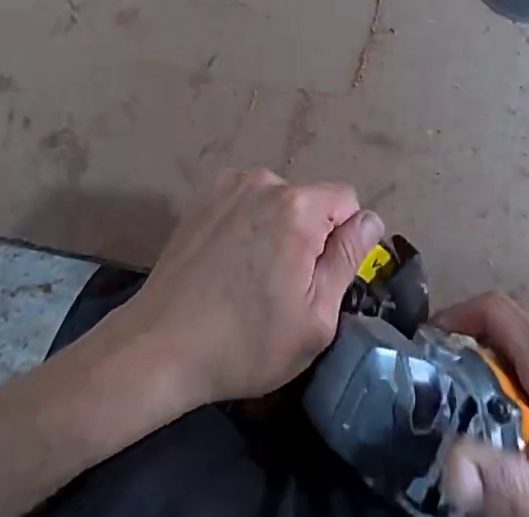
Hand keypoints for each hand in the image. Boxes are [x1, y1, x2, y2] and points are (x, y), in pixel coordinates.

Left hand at [107, 168, 383, 407]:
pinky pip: (246, 201)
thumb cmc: (246, 342)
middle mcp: (266, 181)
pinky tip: (227, 261)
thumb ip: (349, 258)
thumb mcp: (317, 316)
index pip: (347, 201)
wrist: (157, 347)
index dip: (343, 240)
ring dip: (277, 228)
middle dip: (309, 235)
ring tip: (250, 276)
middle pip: (310, 201)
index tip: (319, 278)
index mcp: (299, 206)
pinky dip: (246, 223)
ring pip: (278, 201)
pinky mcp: (202, 196)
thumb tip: (370, 219)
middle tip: (282, 286)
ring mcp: (229, 185)